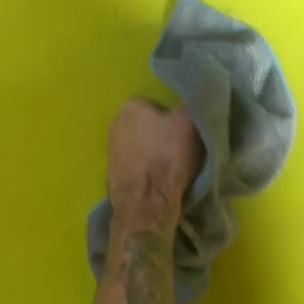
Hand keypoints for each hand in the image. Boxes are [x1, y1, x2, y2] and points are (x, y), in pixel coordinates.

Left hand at [105, 98, 201, 223]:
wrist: (146, 204)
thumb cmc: (167, 156)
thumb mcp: (189, 122)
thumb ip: (190, 104)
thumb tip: (193, 99)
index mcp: (130, 106)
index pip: (157, 105)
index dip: (173, 119)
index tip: (185, 133)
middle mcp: (114, 123)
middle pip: (147, 126)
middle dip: (161, 135)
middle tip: (179, 150)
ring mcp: (110, 151)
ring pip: (140, 147)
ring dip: (153, 155)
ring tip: (170, 169)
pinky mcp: (111, 176)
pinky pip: (134, 167)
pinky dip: (145, 172)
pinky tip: (158, 183)